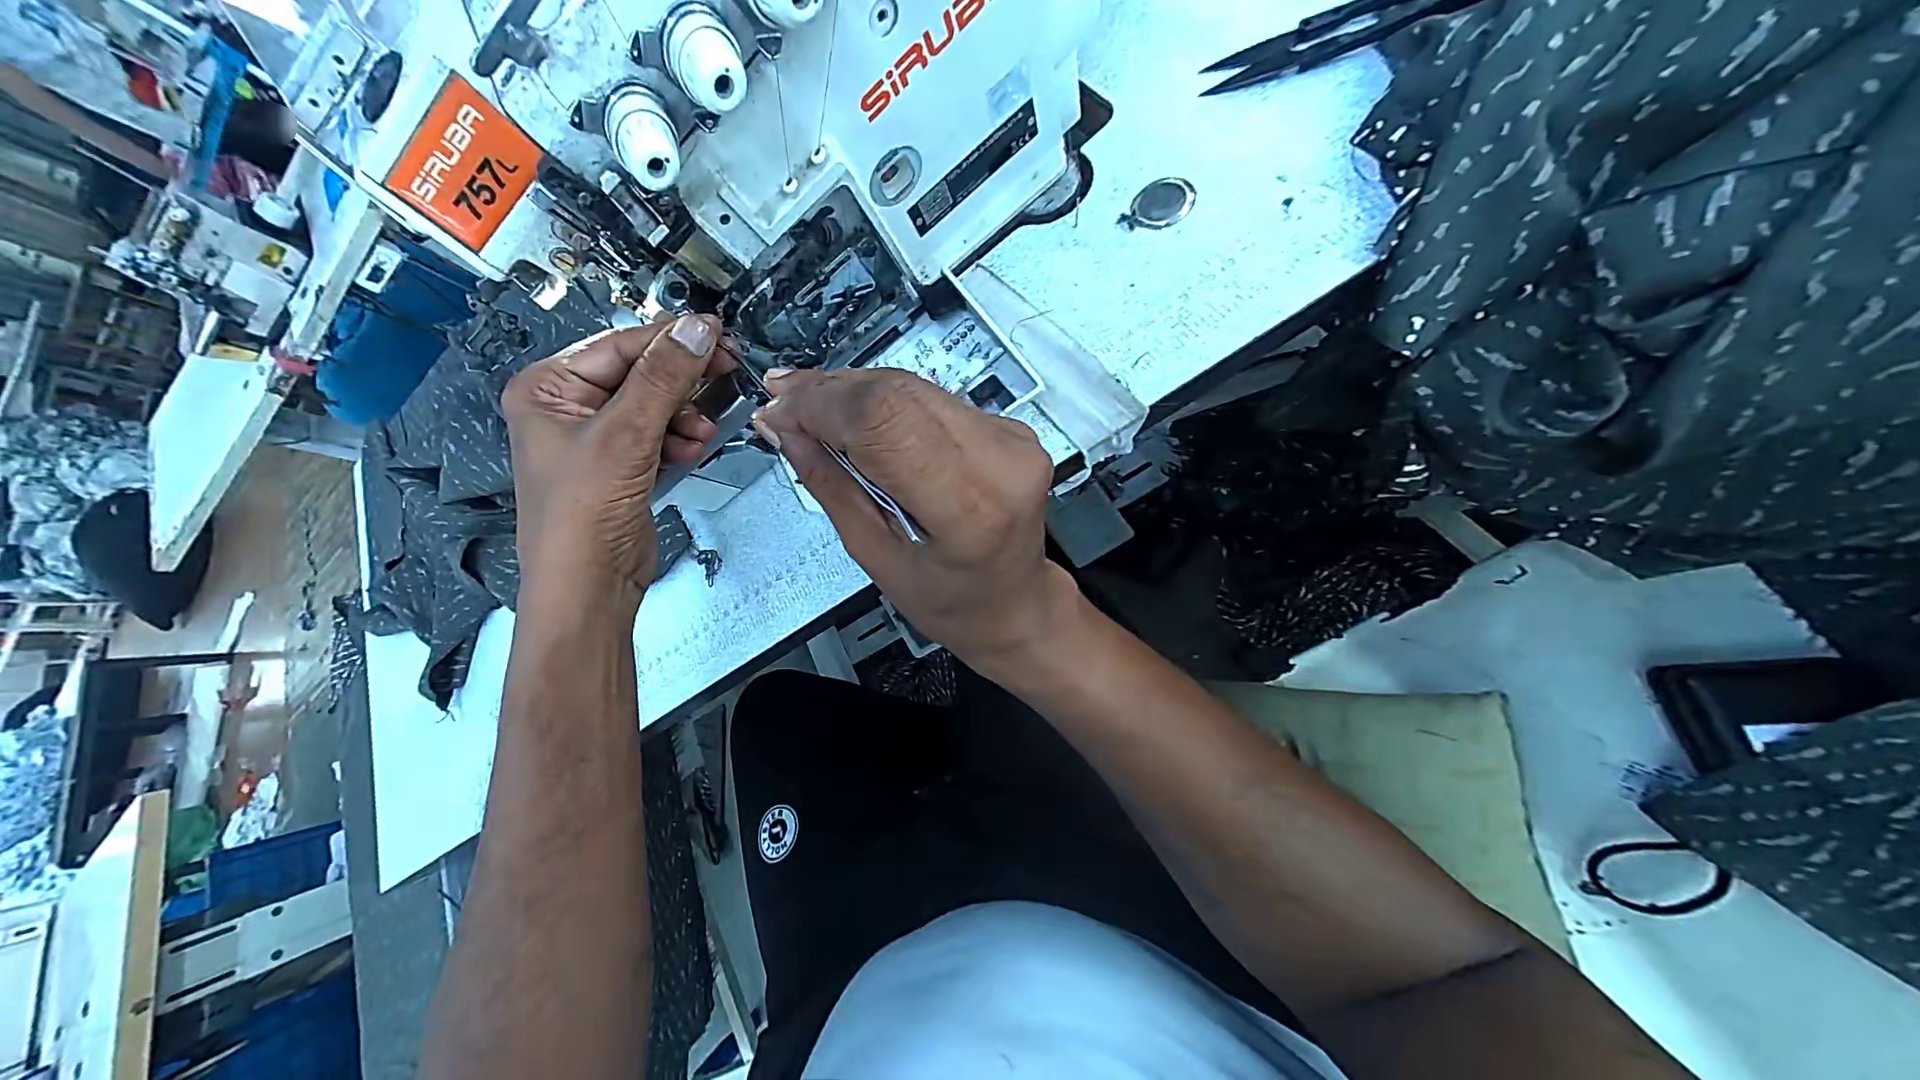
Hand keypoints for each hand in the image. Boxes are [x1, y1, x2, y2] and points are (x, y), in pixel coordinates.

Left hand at [501, 314, 732, 610]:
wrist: (590, 584)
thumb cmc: (577, 520)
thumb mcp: (624, 437)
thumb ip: (663, 380)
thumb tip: (693, 333)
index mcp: (548, 388)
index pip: (620, 345)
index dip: (670, 339)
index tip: (712, 334)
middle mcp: (570, 409)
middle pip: (642, 373)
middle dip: (681, 383)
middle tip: (720, 370)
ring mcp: (600, 438)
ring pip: (658, 404)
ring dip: (684, 416)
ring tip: (697, 432)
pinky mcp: (626, 463)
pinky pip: (663, 433)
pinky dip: (681, 439)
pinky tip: (687, 451)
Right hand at [753, 367, 1083, 668]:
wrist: (1015, 602)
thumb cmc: (958, 601)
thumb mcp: (878, 558)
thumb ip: (832, 487)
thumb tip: (789, 433)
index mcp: (971, 509)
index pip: (881, 422)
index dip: (820, 406)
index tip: (780, 412)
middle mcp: (1000, 462)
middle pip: (895, 393)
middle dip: (829, 392)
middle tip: (786, 404)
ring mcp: (1009, 440)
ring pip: (912, 384)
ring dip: (853, 391)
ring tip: (813, 409)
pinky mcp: (1008, 428)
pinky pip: (932, 396)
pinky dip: (885, 400)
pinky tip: (856, 415)